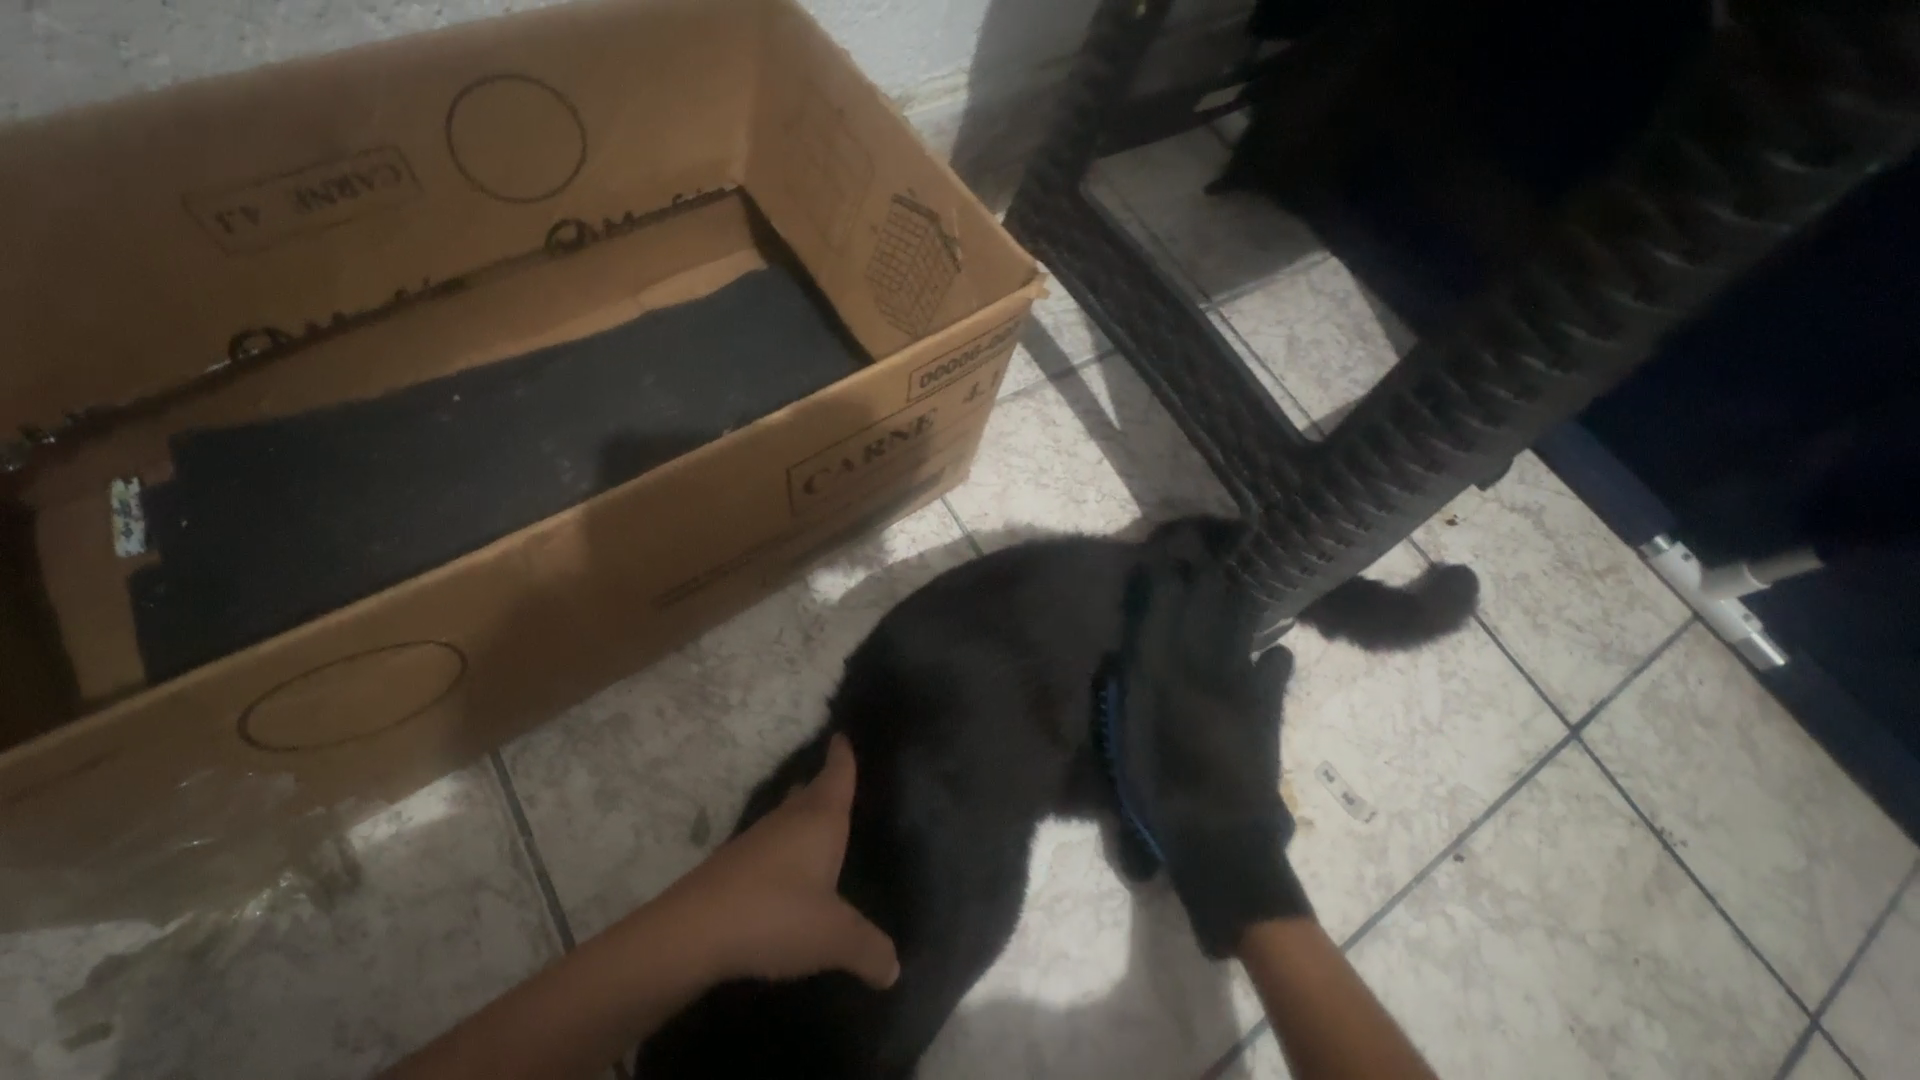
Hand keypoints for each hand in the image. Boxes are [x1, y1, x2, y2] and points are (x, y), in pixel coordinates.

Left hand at [654, 734, 899, 988]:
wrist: (691, 933)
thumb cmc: (775, 915)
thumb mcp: (834, 937)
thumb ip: (868, 948)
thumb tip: (895, 968)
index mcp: (819, 820)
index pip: (837, 776)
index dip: (843, 756)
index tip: (842, 734)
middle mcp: (787, 821)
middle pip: (809, 793)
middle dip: (823, 785)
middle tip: (838, 778)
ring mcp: (755, 842)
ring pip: (785, 819)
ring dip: (800, 818)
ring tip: (817, 823)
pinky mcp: (731, 868)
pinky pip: (768, 847)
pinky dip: (782, 850)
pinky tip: (785, 871)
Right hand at [1110, 544, 1311, 956]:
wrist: (1220, 832)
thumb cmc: (1158, 792)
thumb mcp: (1128, 741)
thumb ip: (1125, 694)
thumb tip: (1123, 657)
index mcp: (1164, 675)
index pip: (1163, 613)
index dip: (1164, 580)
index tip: (1163, 553)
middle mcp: (1203, 670)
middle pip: (1205, 611)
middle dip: (1203, 577)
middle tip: (1203, 551)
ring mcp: (1240, 687)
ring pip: (1241, 629)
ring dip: (1237, 605)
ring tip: (1236, 586)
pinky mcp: (1266, 710)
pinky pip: (1273, 671)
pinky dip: (1273, 659)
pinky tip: (1276, 651)